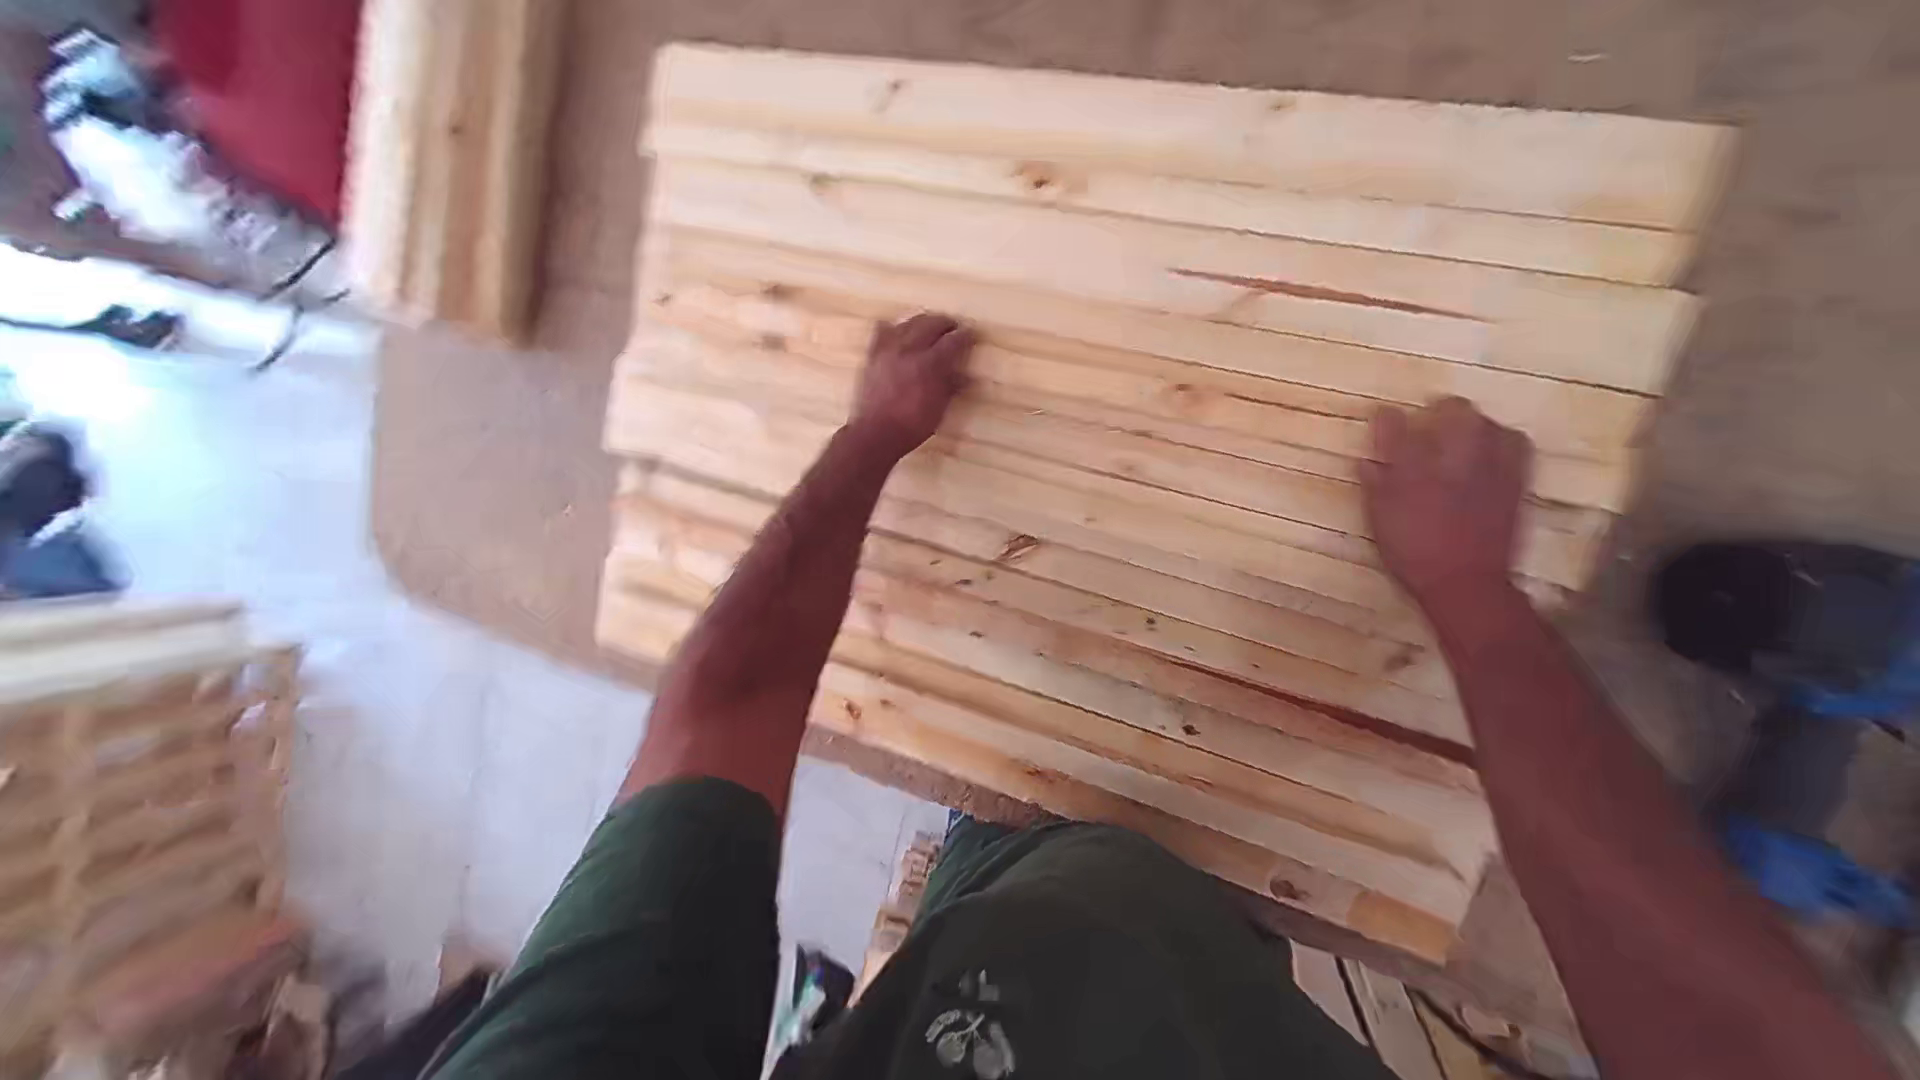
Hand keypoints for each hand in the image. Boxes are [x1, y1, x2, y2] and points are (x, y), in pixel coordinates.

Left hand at [847, 313, 974, 458]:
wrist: (876, 433)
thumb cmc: (913, 426)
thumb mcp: (939, 409)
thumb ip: (951, 386)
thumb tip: (967, 376)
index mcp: (930, 364)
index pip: (953, 341)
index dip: (965, 336)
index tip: (971, 333)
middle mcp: (910, 349)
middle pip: (932, 324)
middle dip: (946, 323)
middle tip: (953, 327)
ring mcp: (889, 349)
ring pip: (908, 322)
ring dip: (923, 321)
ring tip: (930, 327)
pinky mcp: (873, 354)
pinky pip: (882, 330)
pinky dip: (893, 327)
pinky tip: (898, 331)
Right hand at [1359, 397, 1531, 611]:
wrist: (1465, 583)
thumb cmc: (1412, 552)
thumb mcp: (1381, 520)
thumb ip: (1376, 485)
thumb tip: (1368, 461)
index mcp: (1414, 469)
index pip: (1398, 428)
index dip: (1389, 418)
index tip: (1383, 414)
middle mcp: (1455, 460)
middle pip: (1456, 412)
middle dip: (1442, 410)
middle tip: (1431, 418)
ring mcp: (1492, 469)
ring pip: (1491, 425)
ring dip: (1476, 422)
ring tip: (1465, 432)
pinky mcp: (1517, 483)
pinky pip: (1517, 447)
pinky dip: (1504, 441)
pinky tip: (1493, 450)